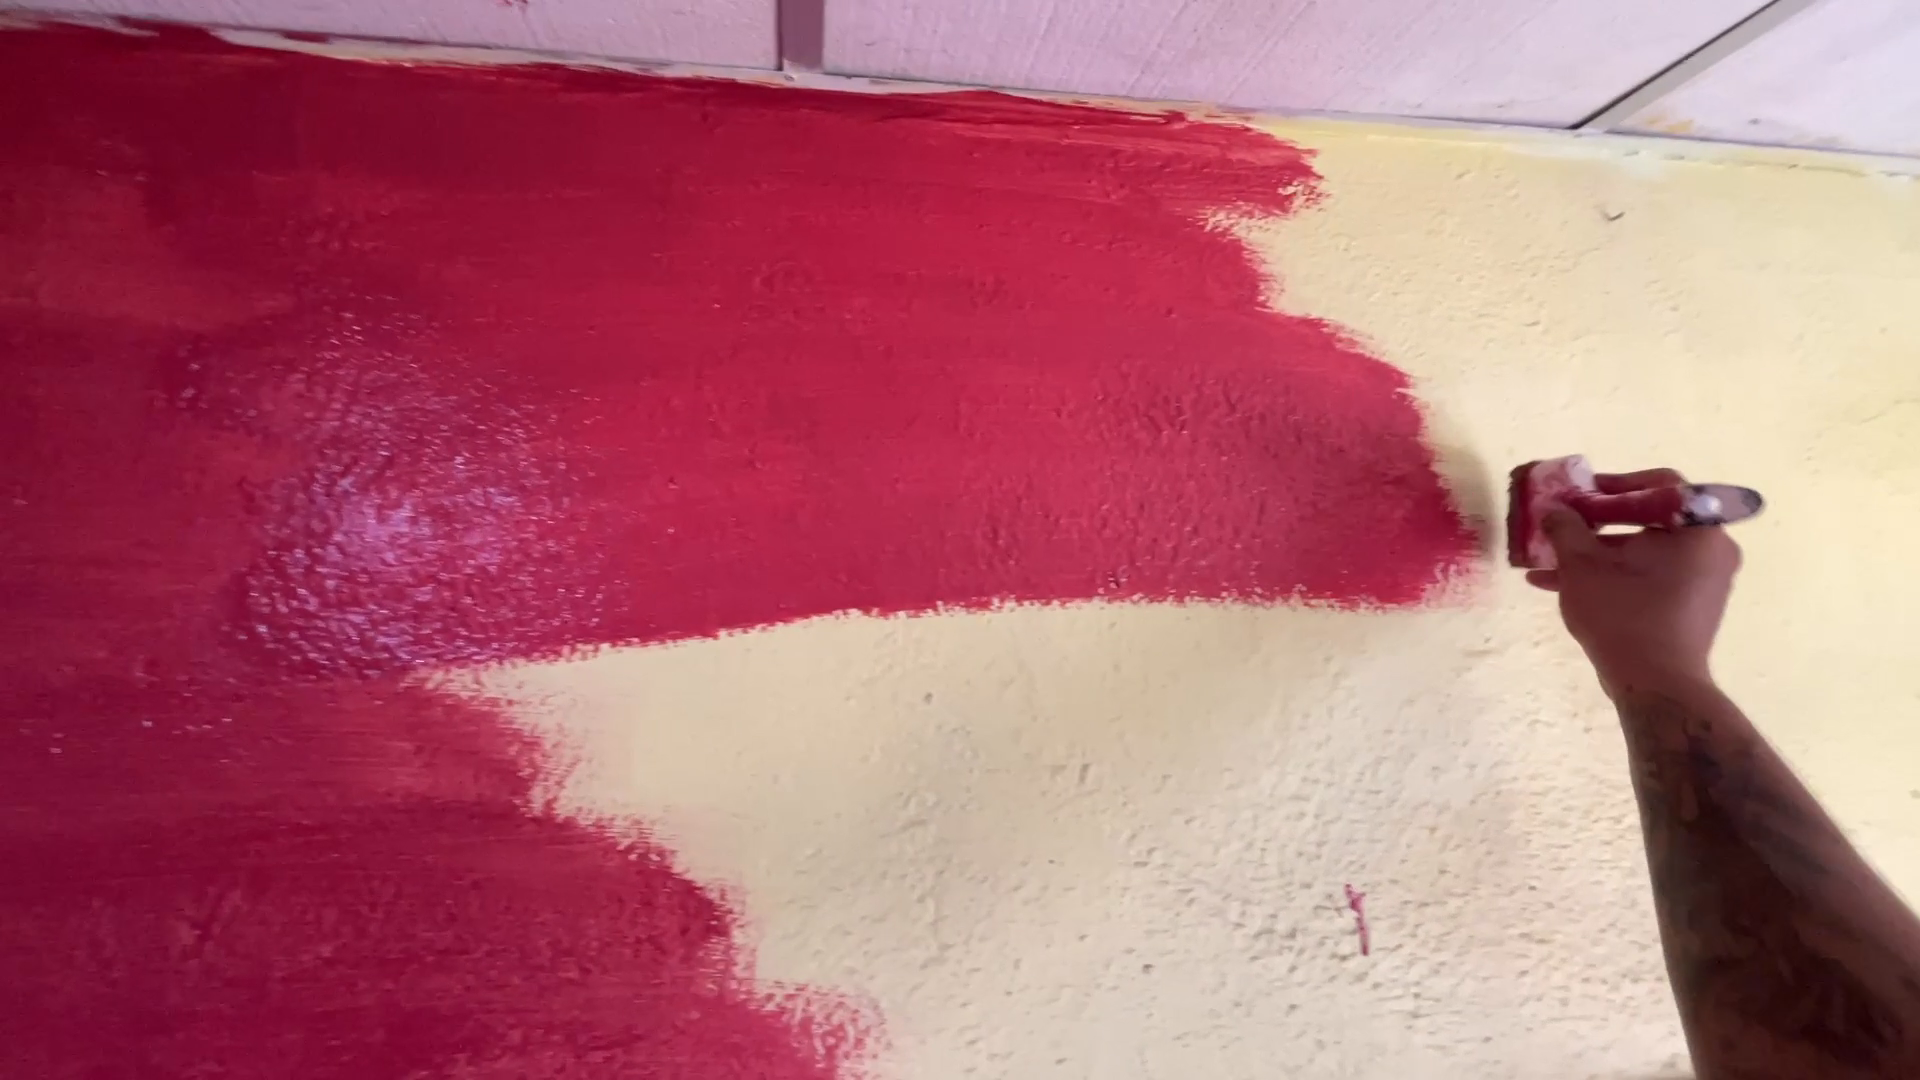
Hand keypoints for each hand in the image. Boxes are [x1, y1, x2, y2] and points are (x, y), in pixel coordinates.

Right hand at [1526, 468, 1741, 698]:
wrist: (1653, 678)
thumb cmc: (1621, 611)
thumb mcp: (1580, 563)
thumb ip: (1564, 527)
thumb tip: (1552, 507)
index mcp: (1697, 531)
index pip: (1662, 486)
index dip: (1615, 483)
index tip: (1578, 493)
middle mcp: (1709, 550)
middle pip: (1648, 519)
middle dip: (1594, 521)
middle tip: (1559, 523)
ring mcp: (1701, 579)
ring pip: (1640, 549)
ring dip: (1592, 550)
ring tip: (1547, 559)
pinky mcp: (1687, 603)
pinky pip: (1644, 574)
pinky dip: (1607, 572)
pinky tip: (1558, 583)